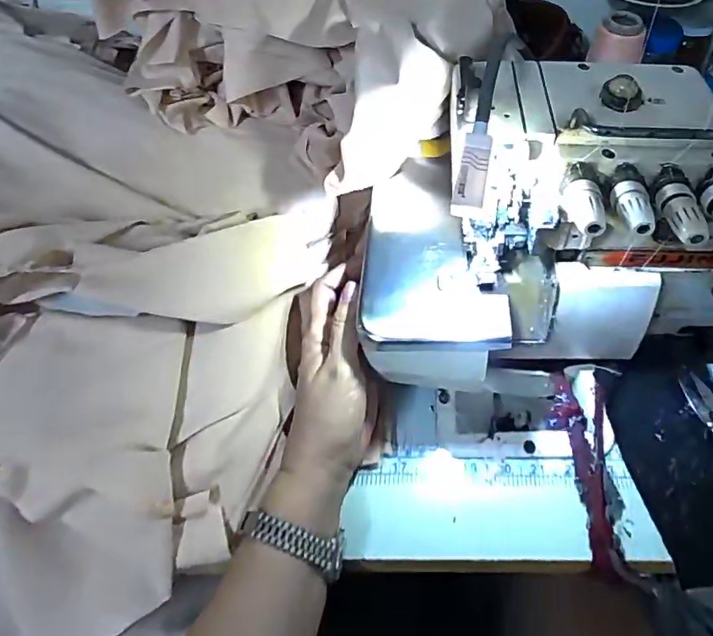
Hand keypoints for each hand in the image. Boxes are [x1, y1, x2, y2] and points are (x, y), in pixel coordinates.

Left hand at [282, 269, 379, 500]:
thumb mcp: (337, 370)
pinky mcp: (362, 368)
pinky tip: (396, 314)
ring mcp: (346, 353)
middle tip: (382, 258)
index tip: (364, 252)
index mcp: (315, 337)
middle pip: (337, 299)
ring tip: (393, 278)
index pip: (322, 292)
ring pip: (353, 316)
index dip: (338, 270)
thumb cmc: (328, 414)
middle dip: (353, 277)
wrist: (329, 461)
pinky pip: (368, 337)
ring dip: (367, 296)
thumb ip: (343, 329)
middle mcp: (328, 338)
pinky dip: (378, 320)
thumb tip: (350, 286)